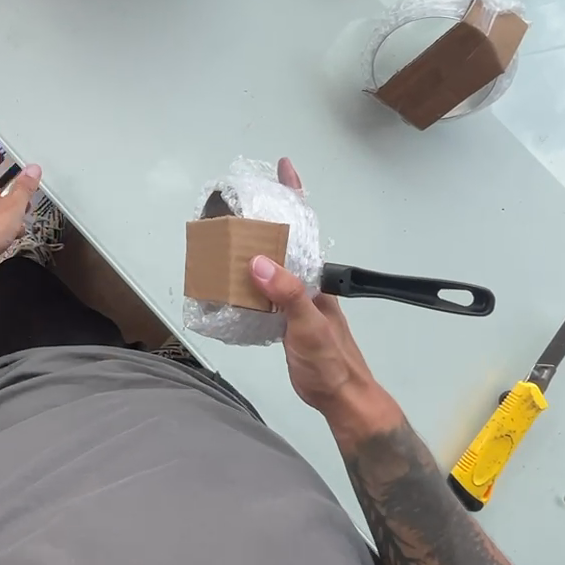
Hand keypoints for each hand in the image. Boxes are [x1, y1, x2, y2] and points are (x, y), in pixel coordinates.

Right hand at [249, 158, 400, 438]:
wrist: (341, 397)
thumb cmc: (331, 362)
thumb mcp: (309, 326)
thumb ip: (287, 294)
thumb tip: (257, 262)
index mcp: (312, 279)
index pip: (302, 228)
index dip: (295, 196)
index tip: (284, 166)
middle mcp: (302, 283)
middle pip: (281, 243)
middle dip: (261, 219)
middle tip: (235, 203)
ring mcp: (292, 301)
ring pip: (269, 265)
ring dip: (249, 249)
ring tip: (223, 237)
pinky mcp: (281, 319)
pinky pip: (260, 289)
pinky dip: (244, 280)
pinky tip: (228, 282)